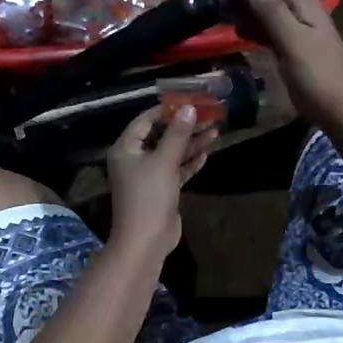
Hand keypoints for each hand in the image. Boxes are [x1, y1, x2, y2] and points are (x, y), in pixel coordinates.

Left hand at [106, 104, 218, 259]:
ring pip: (171, 153)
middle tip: (209, 116)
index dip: (167, 110)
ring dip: (191, 143)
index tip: (190, 101)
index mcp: (126, 149)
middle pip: (161, 135)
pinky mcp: (162, 189)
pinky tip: (207, 153)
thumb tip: (189, 108)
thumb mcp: (164, 162)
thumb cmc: (149, 196)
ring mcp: (148, 175)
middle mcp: (135, 159)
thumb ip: (177, 134)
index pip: (146, 120)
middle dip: (184, 127)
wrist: (146, 240)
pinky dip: (189, 162)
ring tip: (215, 131)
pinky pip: (176, 170)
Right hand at [223, 0, 342, 124]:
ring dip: (245, 4)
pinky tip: (237, 30)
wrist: (341, 110)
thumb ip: (271, 10)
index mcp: (304, 3)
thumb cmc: (318, 76)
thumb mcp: (293, 41)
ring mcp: (298, 30)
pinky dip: (252, 25)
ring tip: (220, 7)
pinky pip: (269, 28)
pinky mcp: (293, 48)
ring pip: (268, 7)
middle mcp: (301, 10)